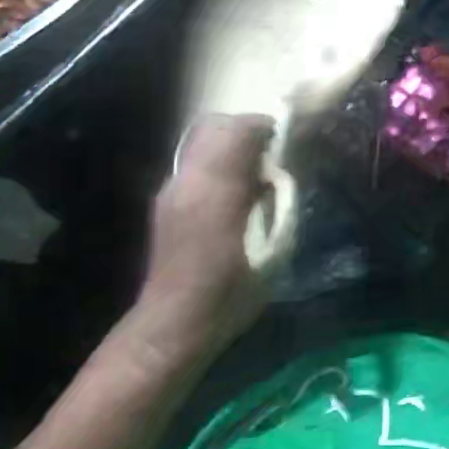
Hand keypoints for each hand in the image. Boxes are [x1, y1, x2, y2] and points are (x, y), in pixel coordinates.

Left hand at [134, 114, 275, 362]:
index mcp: (216, 187)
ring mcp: (171, 187)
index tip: (284, 140)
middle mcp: (188, 178)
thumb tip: (278, 174)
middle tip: (268, 153)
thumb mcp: (270, 251)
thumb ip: (276, 203)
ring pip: (199, 142)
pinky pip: (192, 164)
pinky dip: (214, 163)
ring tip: (251, 173)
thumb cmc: (230, 292)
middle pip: (214, 126)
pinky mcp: (164, 201)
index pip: (238, 130)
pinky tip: (230, 194)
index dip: (264, 128)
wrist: (174, 322)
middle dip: (243, 130)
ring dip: (227, 146)